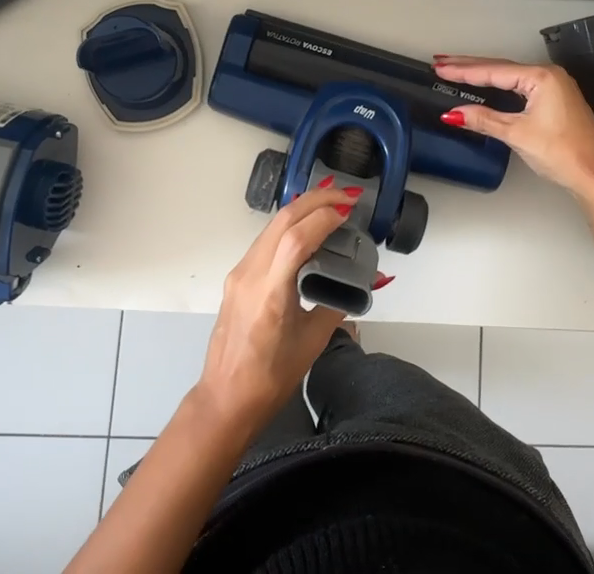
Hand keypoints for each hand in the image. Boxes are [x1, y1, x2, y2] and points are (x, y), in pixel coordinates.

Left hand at [197, 188, 352, 426]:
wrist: (226, 397)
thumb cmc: (271, 377)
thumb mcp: (313, 341)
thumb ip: (338, 303)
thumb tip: (367, 281)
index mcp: (270, 292)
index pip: (296, 239)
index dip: (323, 218)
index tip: (349, 212)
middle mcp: (250, 275)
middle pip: (281, 221)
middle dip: (315, 201)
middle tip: (346, 197)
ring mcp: (239, 274)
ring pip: (271, 227)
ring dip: (301, 210)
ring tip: (332, 206)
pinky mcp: (236, 278)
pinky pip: (265, 241)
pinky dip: (288, 226)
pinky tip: (307, 228)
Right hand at [432, 55, 593, 198]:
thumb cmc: (564, 154)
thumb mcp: (517, 134)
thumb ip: (484, 119)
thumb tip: (455, 113)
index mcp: (542, 77)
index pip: (493, 71)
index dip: (464, 70)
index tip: (440, 66)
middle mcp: (550, 76)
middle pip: (501, 68)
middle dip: (470, 66)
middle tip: (442, 62)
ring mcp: (555, 87)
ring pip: (511, 76)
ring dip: (484, 74)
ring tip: (457, 69)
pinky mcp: (556, 100)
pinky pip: (521, 86)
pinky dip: (500, 86)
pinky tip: (486, 86)